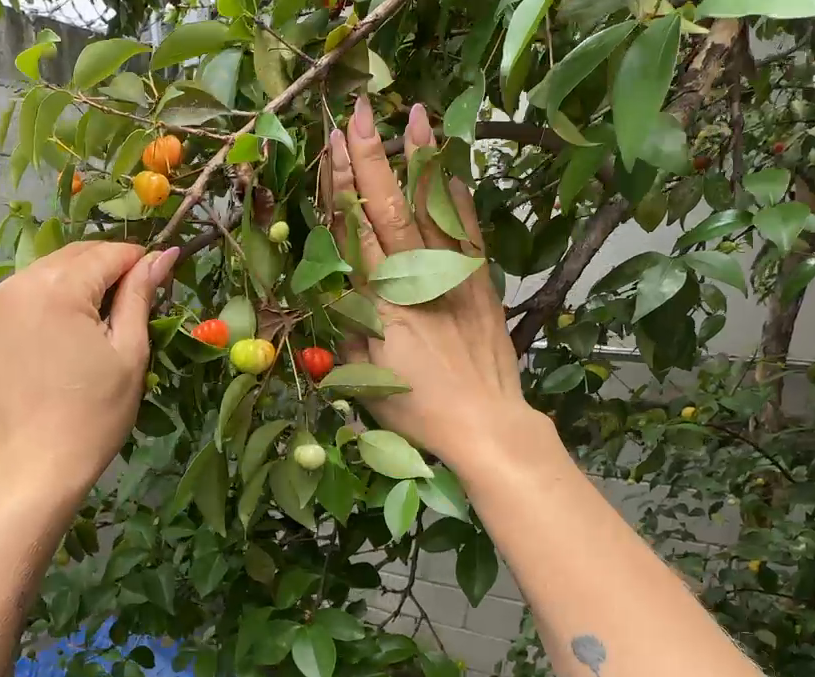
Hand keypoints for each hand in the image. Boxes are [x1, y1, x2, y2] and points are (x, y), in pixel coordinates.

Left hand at [0, 241, 179, 497]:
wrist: (39, 463)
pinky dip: (50, 301)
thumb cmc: (94, 414)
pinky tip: (67, 333)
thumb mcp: (129, 353)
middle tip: (134, 299)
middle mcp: (20, 283)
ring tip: (101, 319)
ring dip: (78, 283)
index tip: (160, 277)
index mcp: (58, 287)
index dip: (139, 261)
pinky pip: (26, 296)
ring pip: (49, 273)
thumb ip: (140, 296)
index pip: (108, 253)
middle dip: (108, 268)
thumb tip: (163, 254)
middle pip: (75, 256)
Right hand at [324, 98, 551, 472]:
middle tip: (359, 115)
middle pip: (388, 210)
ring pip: (430, 210)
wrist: (483, 423)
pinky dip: (459, 200)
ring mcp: (452, 278)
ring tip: (411, 117)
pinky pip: (468, 233)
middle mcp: (415, 280)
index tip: (331, 150)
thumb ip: (349, 335)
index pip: (355, 235)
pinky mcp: (481, 286)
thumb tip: (336, 298)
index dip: (342, 190)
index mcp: (381, 305)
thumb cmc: (416, 408)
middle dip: (370, 160)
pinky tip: (450, 170)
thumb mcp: (365, 381)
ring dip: (419, 162)